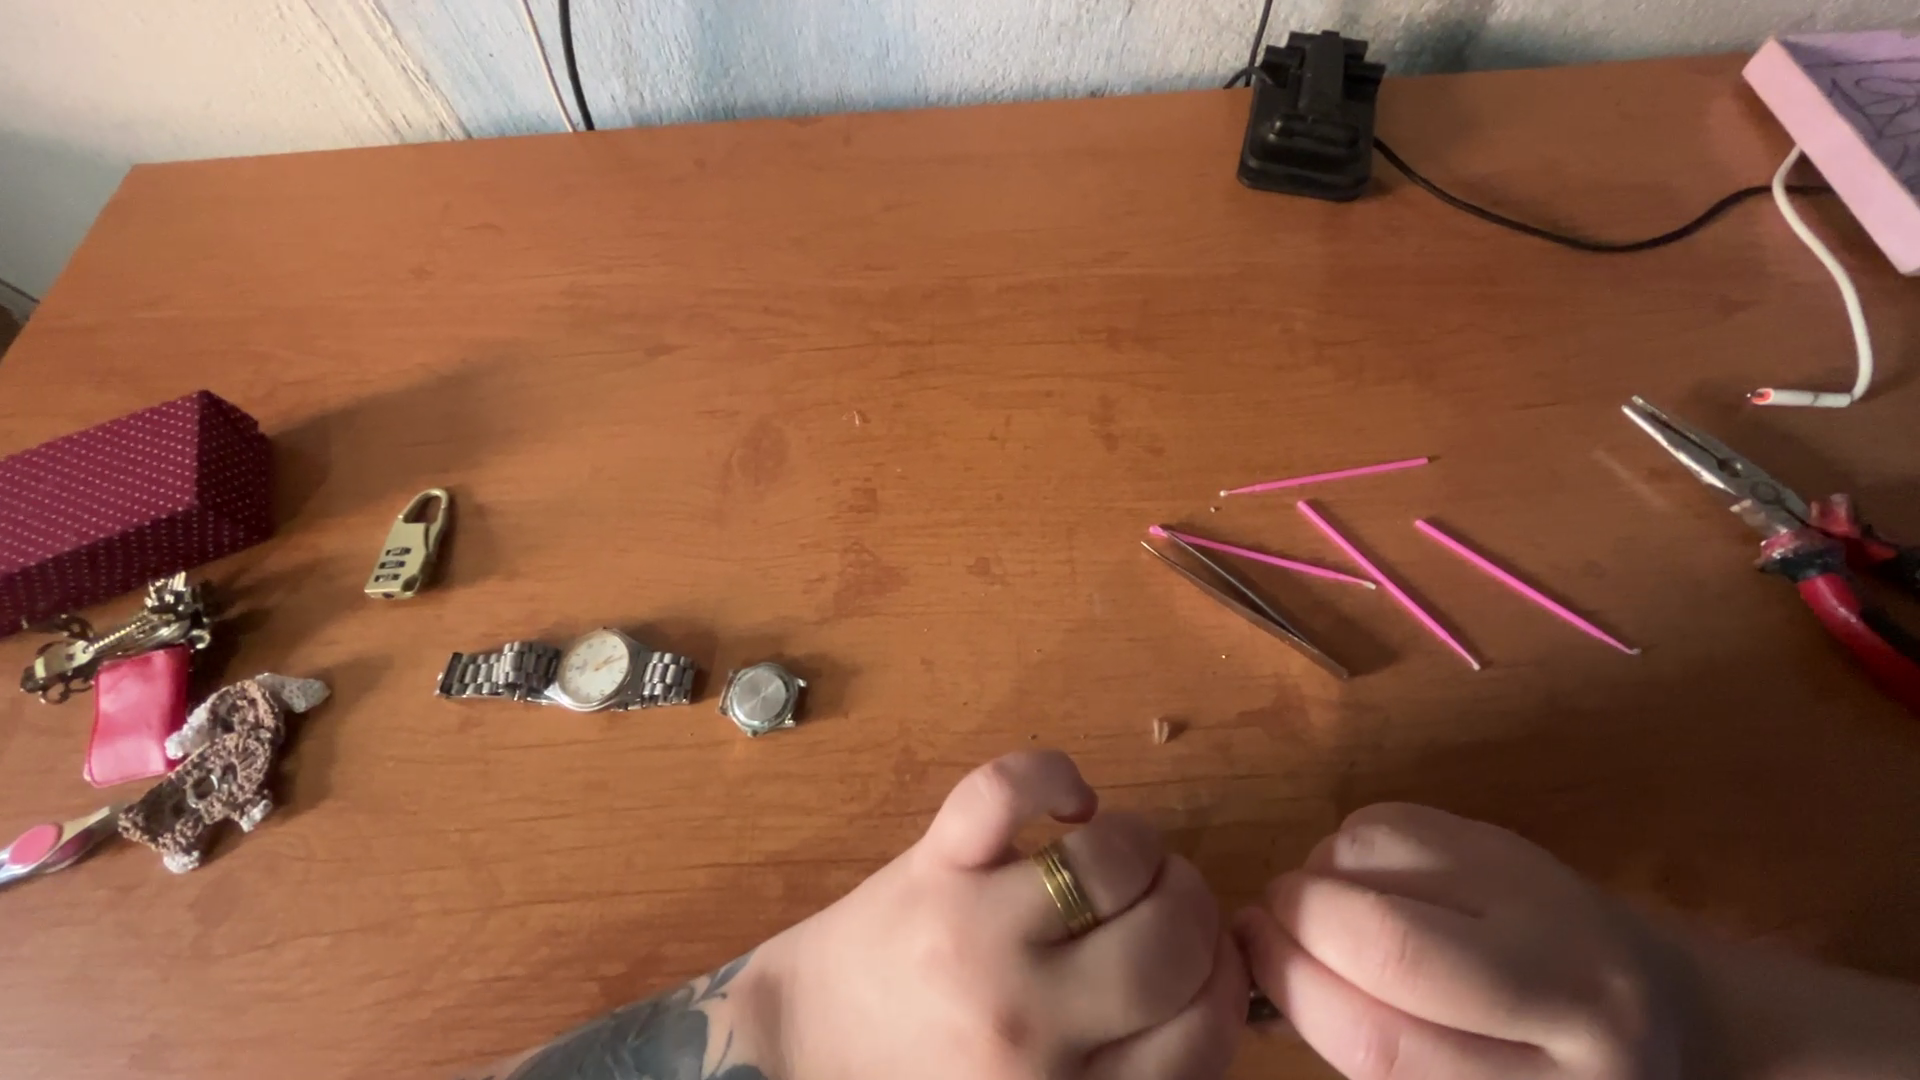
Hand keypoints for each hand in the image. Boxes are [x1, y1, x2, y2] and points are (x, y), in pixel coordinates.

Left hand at [756, 750, 1246, 1079]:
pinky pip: (1007, 788)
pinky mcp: (933, 860)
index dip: (1223, 983)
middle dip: (1192, 907)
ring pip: (1113, 858)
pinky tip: (1071, 801)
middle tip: (1169, 901)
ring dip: (1142, 846)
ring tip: (1121, 858)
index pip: (1203, 1035)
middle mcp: (1028, 1019)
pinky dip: (1053, 775)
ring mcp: (976, 928)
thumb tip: (1214, 982)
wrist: (802, 1052)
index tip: (1206, 961)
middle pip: (1171, 939)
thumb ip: (1127, 1066)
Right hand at [1234, 803, 1699, 1079]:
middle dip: (1295, 918)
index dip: (1293, 988)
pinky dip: (1344, 848)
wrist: (1667, 1015)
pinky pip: (1386, 820)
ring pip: (1376, 861)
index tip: (1250, 955)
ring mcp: (1546, 898)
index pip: (1382, 1041)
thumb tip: (1257, 967)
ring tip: (1331, 905)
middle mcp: (1567, 998)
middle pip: (1387, 942)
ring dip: (1316, 875)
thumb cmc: (1538, 1069)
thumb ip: (1366, 1041)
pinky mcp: (1513, 837)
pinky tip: (1368, 878)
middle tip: (1269, 919)